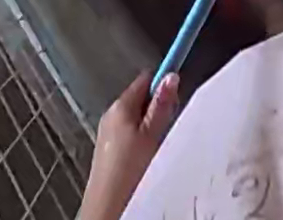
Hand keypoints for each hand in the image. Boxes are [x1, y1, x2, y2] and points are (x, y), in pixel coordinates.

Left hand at [78, 70, 179, 219]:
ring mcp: (108, 135)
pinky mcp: (108, 153)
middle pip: (141, 99)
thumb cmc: (128, 172)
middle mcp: (110, 115)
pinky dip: (141, 142)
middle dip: (158, 108)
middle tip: (168, 125)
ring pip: (137, 119)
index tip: (176, 92)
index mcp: (120, 106)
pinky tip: (147, 159)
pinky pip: (130, 136)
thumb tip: (171, 76)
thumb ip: (162, 105)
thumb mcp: (152, 135)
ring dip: (151, 127)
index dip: (162, 83)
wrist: (106, 211)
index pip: (145, 79)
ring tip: (158, 145)